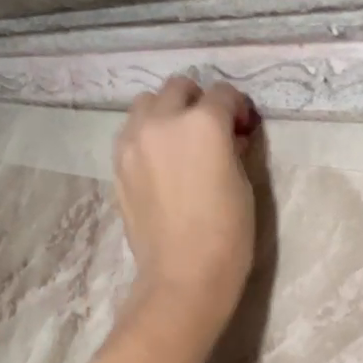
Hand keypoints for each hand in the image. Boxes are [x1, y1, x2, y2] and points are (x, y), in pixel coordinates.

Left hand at [112, 76, 257, 337]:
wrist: (182, 275)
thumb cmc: (227, 234)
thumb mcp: (244, 183)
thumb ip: (233, 147)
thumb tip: (229, 136)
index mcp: (203, 123)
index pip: (223, 94)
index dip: (237, 108)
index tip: (242, 127)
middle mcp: (162, 121)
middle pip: (178, 88)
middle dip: (198, 101)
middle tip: (210, 129)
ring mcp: (133, 142)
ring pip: (146, 103)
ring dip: (165, 112)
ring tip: (178, 141)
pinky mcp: (118, 165)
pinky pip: (131, 132)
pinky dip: (146, 135)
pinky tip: (160, 161)